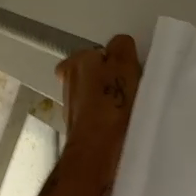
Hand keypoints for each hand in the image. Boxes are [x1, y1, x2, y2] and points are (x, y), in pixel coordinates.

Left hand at [57, 34, 141, 152]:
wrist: (97, 149)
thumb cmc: (111, 103)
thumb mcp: (123, 62)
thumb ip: (121, 46)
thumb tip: (119, 47)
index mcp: (75, 63)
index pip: (96, 53)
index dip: (114, 61)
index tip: (126, 72)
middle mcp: (68, 84)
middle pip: (94, 77)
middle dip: (109, 82)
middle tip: (127, 90)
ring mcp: (71, 109)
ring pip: (95, 98)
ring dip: (108, 102)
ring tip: (126, 110)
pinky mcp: (79, 131)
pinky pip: (96, 119)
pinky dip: (106, 120)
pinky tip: (119, 126)